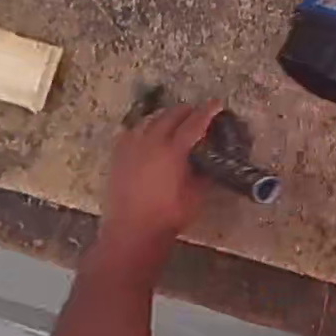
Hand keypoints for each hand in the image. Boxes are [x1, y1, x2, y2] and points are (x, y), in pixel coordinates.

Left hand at [97, 101, 222, 262]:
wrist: (131, 232)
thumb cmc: (170, 213)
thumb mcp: (197, 190)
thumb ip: (203, 168)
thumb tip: (211, 156)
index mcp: (173, 150)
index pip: (194, 123)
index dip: (208, 111)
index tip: (217, 103)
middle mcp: (150, 144)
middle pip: (169, 116)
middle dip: (186, 110)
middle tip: (199, 111)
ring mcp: (130, 150)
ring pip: (148, 121)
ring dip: (165, 115)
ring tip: (175, 118)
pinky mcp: (118, 158)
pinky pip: (131, 132)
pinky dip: (144, 127)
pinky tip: (149, 131)